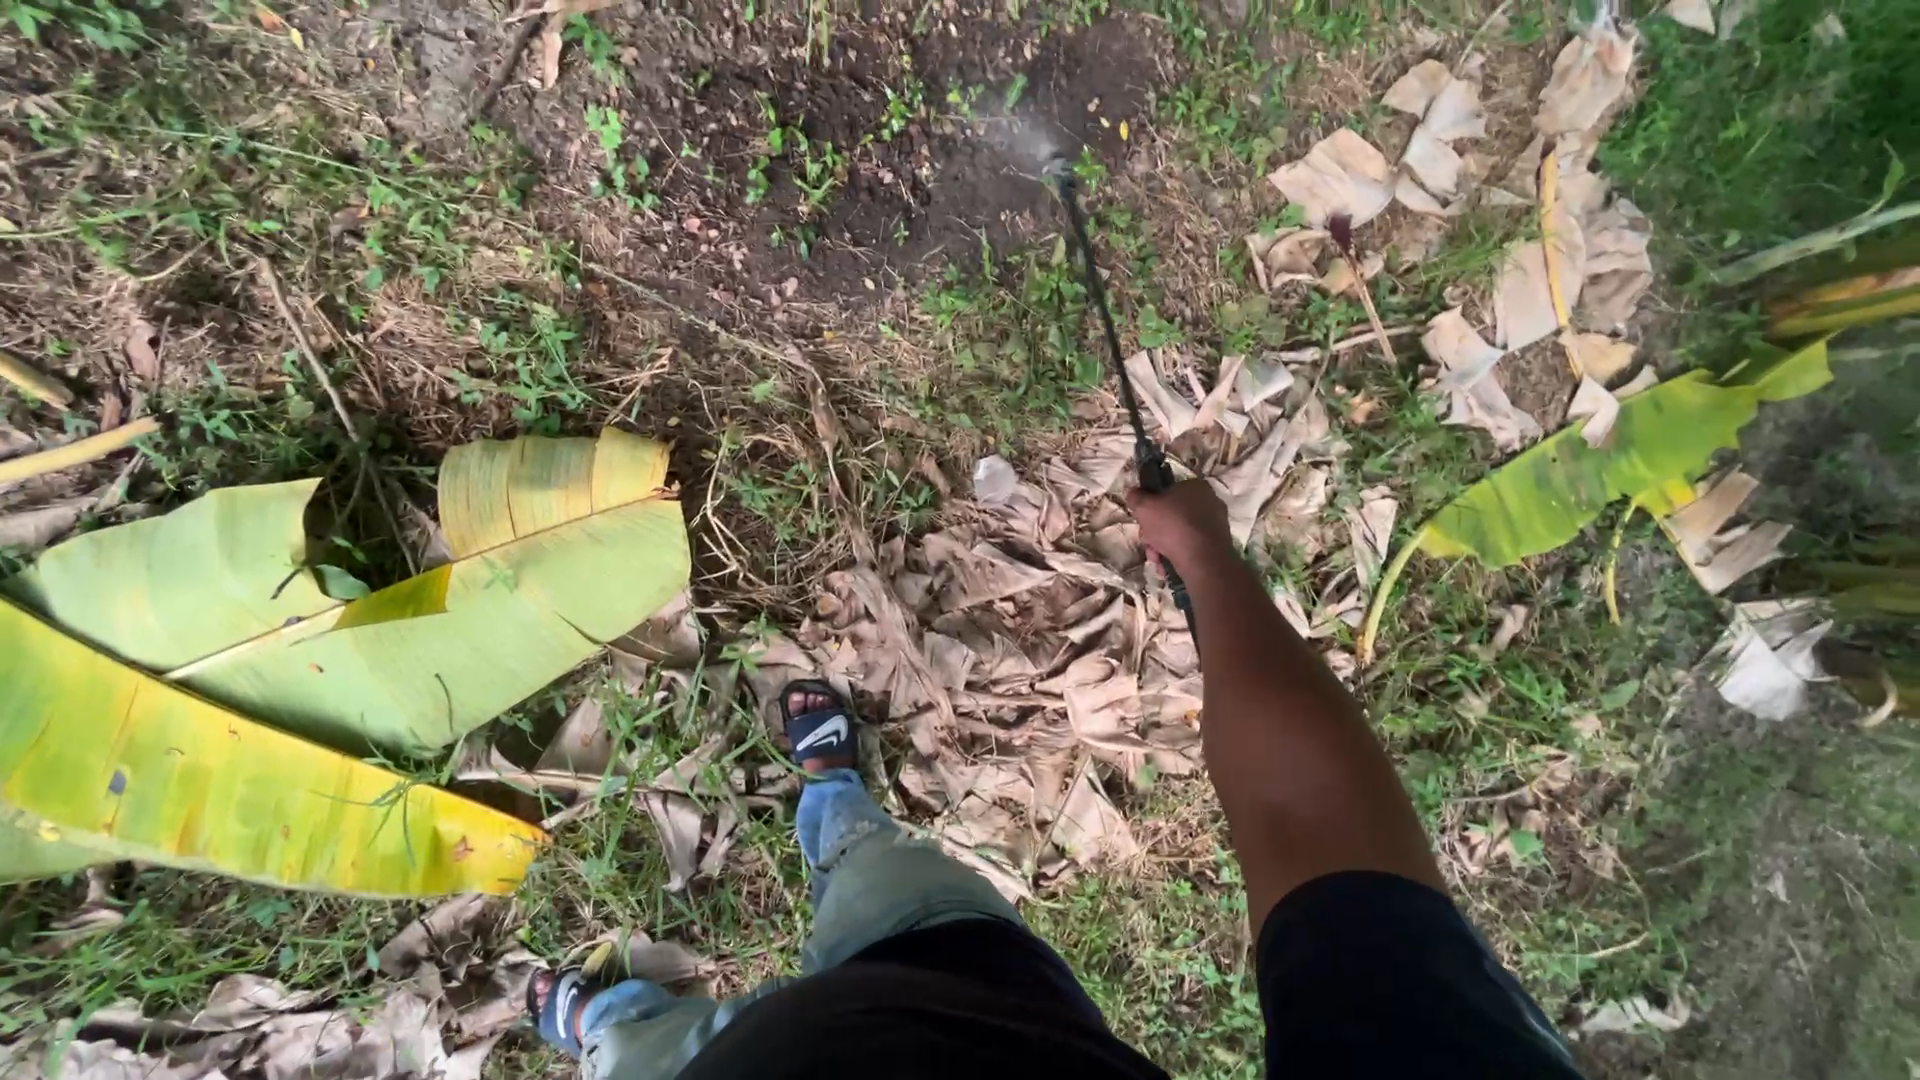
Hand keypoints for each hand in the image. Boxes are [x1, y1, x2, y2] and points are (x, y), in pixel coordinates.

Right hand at [1127, 479, 1232, 576]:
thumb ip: (1136, 497)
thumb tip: (1134, 494)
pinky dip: (1177, 556)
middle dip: (1155, 533)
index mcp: (1196, 486)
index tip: (1144, 520)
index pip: (1168, 492)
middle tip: (1148, 542)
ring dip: (1162, 547)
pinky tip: (1167, 566)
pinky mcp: (1217, 545)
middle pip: (1172, 516)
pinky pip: (1191, 547)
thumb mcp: (1144, 507)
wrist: (1202, 560)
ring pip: (1179, 534)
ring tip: (1157, 559)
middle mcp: (1210, 502)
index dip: (1152, 507)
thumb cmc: (1173, 526)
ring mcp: (1216, 525)